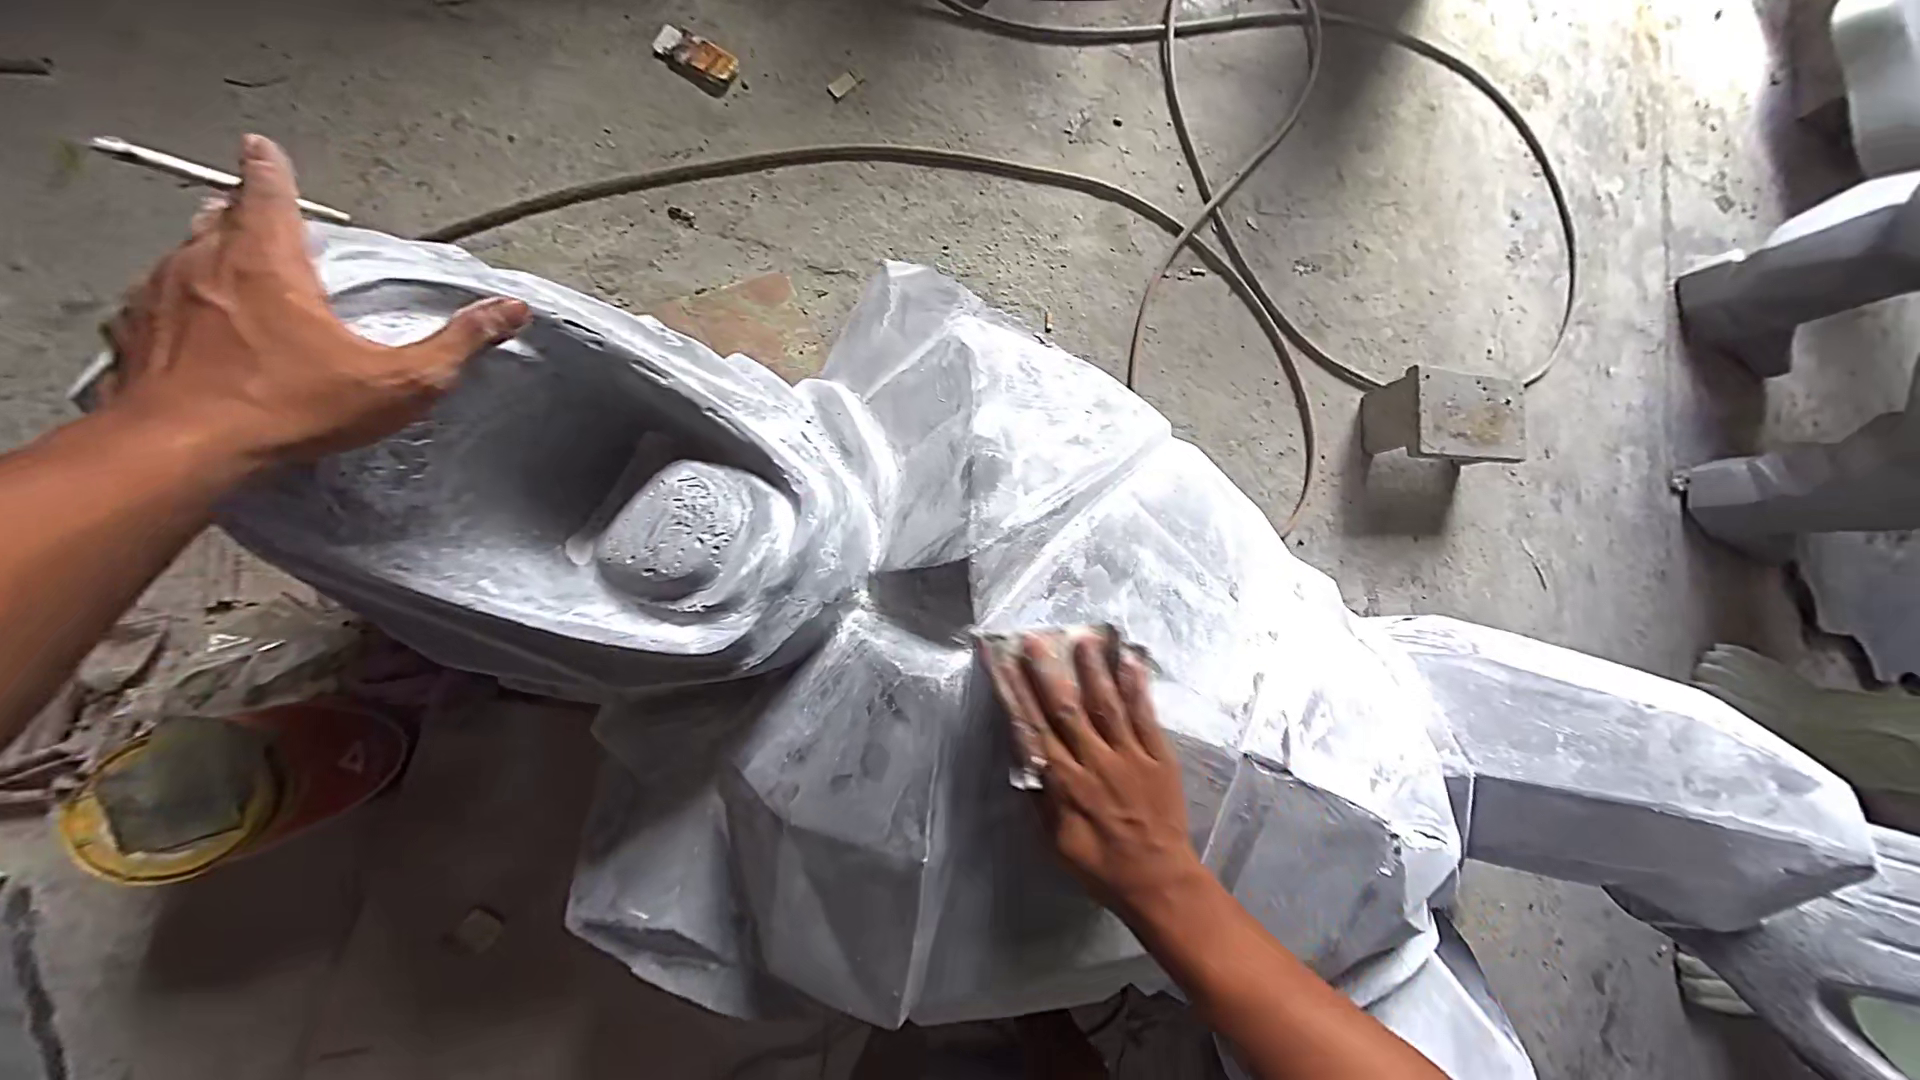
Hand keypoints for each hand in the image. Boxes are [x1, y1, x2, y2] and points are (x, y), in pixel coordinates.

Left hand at [103, 134, 530, 468]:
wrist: (188, 447)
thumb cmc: (296, 407)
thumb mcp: (403, 379)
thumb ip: (460, 341)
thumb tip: (511, 310)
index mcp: (268, 268)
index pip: (268, 198)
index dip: (269, 172)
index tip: (262, 148)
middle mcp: (204, 268)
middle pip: (219, 220)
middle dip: (241, 211)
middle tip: (257, 211)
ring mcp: (161, 299)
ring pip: (185, 255)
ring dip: (211, 253)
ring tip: (234, 263)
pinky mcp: (135, 334)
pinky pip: (159, 299)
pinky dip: (184, 298)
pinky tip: (201, 324)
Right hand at [982, 631, 1204, 915]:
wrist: (1160, 882)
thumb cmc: (1101, 865)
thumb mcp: (1056, 842)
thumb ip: (1041, 798)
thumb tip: (1025, 760)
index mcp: (1065, 782)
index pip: (1033, 727)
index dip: (1014, 693)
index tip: (1001, 664)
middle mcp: (1094, 761)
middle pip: (1065, 709)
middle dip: (1046, 672)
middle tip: (1033, 640)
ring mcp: (1129, 755)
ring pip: (1106, 705)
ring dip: (1092, 670)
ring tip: (1082, 639)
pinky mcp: (1158, 756)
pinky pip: (1145, 716)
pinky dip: (1136, 687)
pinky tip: (1129, 661)